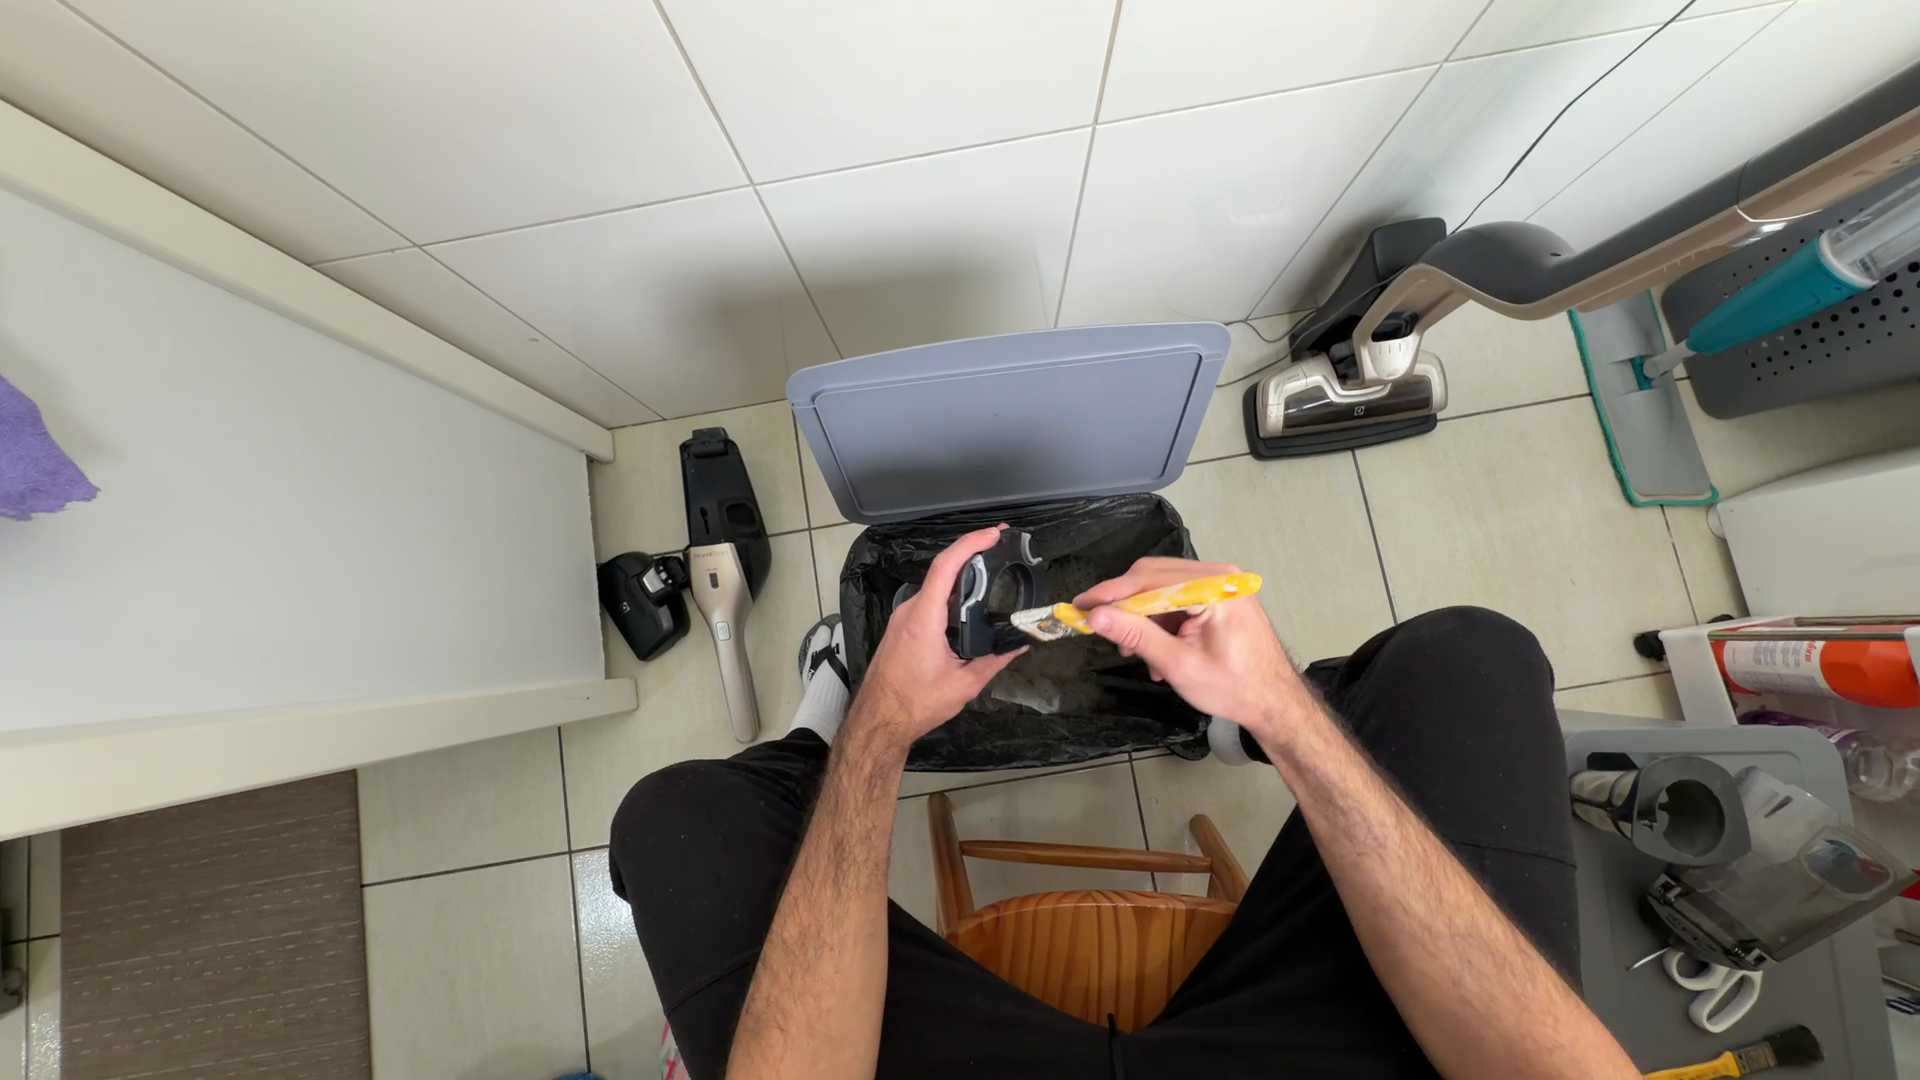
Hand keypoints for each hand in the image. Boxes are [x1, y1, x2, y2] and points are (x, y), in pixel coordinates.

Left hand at [849, 525, 1025, 751]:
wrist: (879, 719)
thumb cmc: (916, 703)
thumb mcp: (964, 684)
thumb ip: (994, 660)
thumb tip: (1020, 644)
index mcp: (924, 618)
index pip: (946, 567)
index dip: (970, 544)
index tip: (994, 533)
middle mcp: (911, 610)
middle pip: (943, 570)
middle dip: (972, 552)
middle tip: (1001, 544)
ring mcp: (903, 617)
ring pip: (936, 585)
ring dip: (962, 574)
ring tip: (992, 568)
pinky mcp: (902, 626)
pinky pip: (929, 600)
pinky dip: (951, 592)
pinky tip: (970, 599)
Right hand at [1074, 556, 1318, 751]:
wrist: (1276, 704)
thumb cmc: (1234, 689)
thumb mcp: (1179, 665)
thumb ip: (1137, 635)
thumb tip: (1095, 616)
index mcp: (1215, 588)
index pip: (1149, 580)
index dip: (1110, 593)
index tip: (1079, 606)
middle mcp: (1219, 575)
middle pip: (1153, 576)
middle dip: (1124, 605)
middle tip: (1101, 630)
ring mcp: (1221, 582)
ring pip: (1160, 586)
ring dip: (1141, 615)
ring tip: (1135, 651)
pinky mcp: (1219, 593)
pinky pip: (1176, 596)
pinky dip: (1159, 619)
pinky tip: (1156, 649)